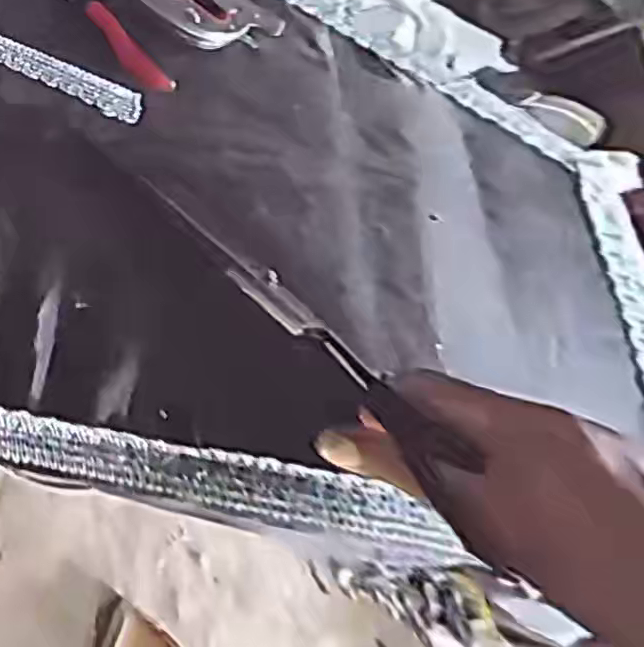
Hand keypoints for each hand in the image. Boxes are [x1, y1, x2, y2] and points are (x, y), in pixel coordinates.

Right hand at [318, 372, 643, 646]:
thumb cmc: (591, 568)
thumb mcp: (472, 515)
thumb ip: (398, 468)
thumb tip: (338, 439)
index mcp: (520, 421)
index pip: (414, 384)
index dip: (383, 409)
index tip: (372, 436)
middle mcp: (567, 422)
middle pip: (462, 411)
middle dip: (436, 442)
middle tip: (430, 483)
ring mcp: (610, 449)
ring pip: (506, 437)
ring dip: (483, 462)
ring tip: (489, 510)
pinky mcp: (634, 475)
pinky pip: (553, 459)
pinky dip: (532, 480)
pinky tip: (540, 520)